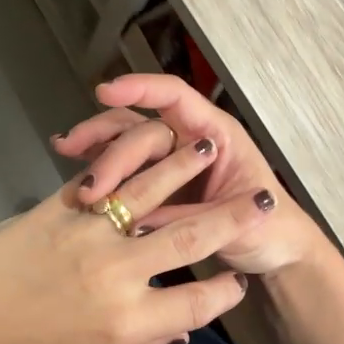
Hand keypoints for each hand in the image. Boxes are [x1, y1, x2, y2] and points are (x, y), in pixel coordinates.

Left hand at [0, 149, 272, 343]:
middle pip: (188, 238)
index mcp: (127, 322)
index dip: (225, 293)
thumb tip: (181, 328)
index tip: (242, 282)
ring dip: (183, 166)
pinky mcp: (57, 208)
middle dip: (231, 217)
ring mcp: (86, 233)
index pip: (196, 303)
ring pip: (148, 192)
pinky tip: (147, 148)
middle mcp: (116, 273)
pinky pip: (101, 181)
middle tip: (260, 200)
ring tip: (208, 147)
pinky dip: (127, 163)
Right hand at [56, 74, 329, 276]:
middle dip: (108, 142)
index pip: (175, 96)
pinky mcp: (159, 180)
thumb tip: (137, 220)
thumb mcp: (232, 227)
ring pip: (126, 138)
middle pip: (140, 124)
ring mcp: (171, 158)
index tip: (105, 92)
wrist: (279, 255)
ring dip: (96, 142)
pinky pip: (126, 164)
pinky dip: (100, 160)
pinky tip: (73, 165)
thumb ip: (184, 219)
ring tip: (64, 148)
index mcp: (215, 135)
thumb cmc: (268, 231)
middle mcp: (189, 138)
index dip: (141, 87)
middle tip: (82, 171)